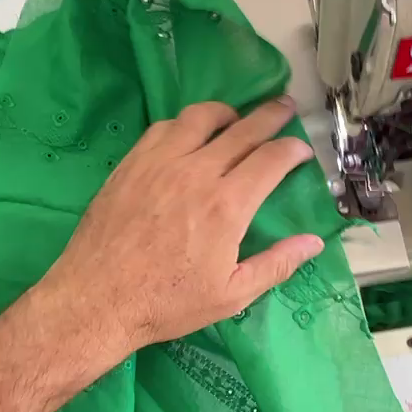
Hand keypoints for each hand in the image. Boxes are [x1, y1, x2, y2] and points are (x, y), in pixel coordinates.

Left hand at [38, 98, 323, 355]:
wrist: (98, 299)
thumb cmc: (168, 302)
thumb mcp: (232, 295)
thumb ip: (277, 265)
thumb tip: (313, 242)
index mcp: (227, 206)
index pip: (271, 159)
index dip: (293, 149)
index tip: (302, 150)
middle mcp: (196, 173)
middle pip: (242, 129)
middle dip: (271, 115)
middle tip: (285, 108)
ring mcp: (160, 163)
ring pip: (201, 118)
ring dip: (227, 112)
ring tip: (237, 118)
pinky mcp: (132, 163)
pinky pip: (164, 127)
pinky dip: (186, 123)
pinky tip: (190, 135)